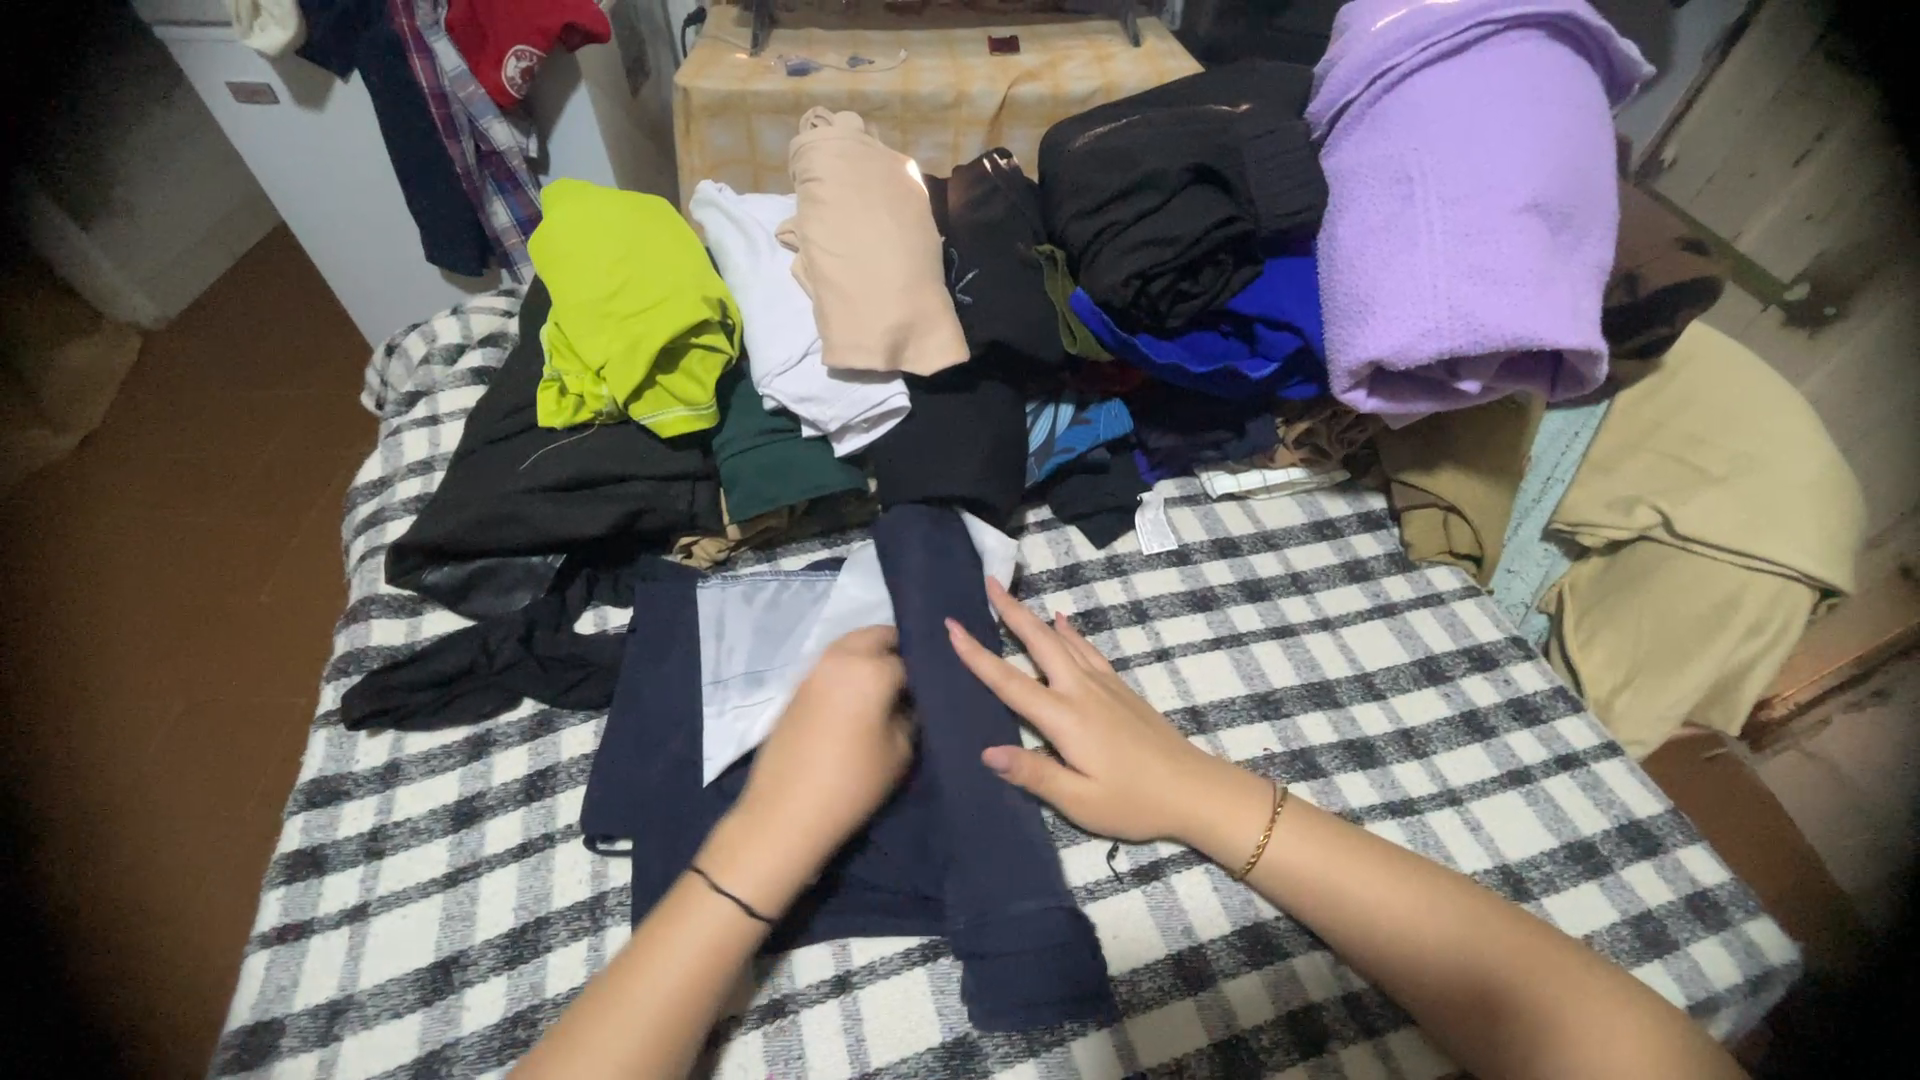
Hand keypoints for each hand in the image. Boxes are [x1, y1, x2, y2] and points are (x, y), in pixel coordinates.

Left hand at [703, 626, 914, 911]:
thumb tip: (909, 699)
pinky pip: (831, 664)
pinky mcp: (796, 687)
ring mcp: (813, 670)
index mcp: (871, 668)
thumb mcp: (900, 751)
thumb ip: (910, 715)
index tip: (934, 686)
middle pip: (876, 635)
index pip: (909, 657)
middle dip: (896, 648)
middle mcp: (840, 658)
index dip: (925, 672)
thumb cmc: (852, 782)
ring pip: (850, 645)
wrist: (786, 812)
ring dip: (870, 655)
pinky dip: (848, 669)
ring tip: (885, 687)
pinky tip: (857, 698)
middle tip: (911, 678)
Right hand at [946, 580, 1270, 853]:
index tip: (952, 626)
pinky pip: (1087, 650)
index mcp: (1064, 719)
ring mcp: (1103, 685)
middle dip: (1010, 612)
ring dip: (1034, 617)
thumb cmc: (1135, 802)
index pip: (1009, 681)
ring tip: (1011, 597)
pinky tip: (1063, 621)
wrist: (1195, 790)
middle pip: (1038, 643)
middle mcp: (1080, 691)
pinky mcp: (1120, 688)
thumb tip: (986, 750)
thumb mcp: (1080, 801)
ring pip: (1061, 640)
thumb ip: (1034, 773)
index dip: (977, 654)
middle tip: (987, 583)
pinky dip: (1070, 632)